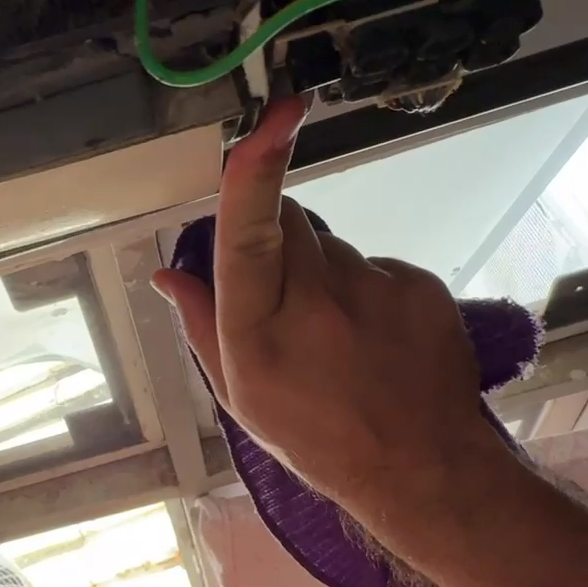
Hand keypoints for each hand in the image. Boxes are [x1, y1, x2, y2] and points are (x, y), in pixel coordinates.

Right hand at [151, 98, 508, 511]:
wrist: (420, 464)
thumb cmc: (315, 438)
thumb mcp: (241, 398)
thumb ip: (201, 328)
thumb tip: (167, 274)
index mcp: (260, 336)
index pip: (248, 241)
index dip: (254, 177)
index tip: (272, 122)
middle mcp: (317, 303)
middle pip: (289, 222)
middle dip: (278, 241)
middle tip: (286, 299)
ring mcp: (375, 289)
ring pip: (331, 245)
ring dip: (322, 272)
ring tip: (336, 333)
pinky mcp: (418, 284)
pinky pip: (374, 264)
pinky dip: (364, 289)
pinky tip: (372, 336)